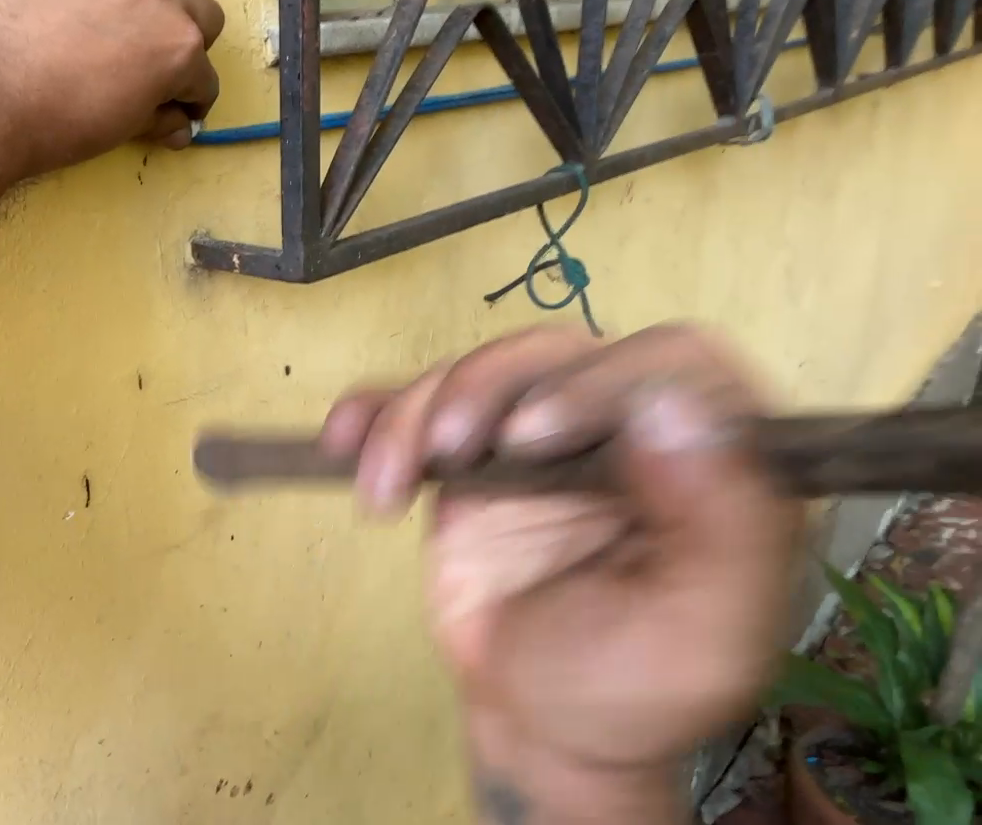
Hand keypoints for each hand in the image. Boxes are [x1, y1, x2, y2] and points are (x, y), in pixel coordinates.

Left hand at [0, 0, 225, 176]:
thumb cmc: (57, 127)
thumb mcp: (119, 132)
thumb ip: (157, 119)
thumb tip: (177, 124)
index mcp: (181, 48)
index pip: (204, 79)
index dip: (191, 101)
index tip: (172, 115)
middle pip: (203, 13)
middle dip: (186, 44)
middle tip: (152, 69)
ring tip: (133, 9)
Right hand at [321, 325, 801, 821]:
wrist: (526, 711)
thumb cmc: (624, 684)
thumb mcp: (699, 635)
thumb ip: (721, 527)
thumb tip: (675, 405)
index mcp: (702, 462)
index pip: (670, 362)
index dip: (597, 379)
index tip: (528, 439)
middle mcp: (615, 430)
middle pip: (548, 351)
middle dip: (480, 389)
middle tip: (446, 455)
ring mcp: (526, 434)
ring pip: (466, 370)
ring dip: (410, 417)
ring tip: (383, 492)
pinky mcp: (457, 448)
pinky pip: (405, 399)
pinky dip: (367, 412)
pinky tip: (341, 445)